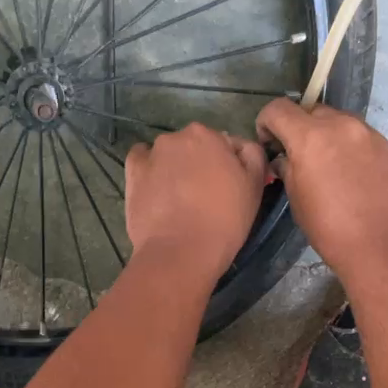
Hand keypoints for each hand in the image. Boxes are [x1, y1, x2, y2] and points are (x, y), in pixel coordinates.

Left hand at [124, 123, 269, 274]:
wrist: (181, 251)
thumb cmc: (225, 220)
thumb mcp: (254, 186)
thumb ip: (253, 157)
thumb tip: (242, 148)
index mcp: (208, 135)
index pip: (224, 145)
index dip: (229, 168)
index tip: (229, 190)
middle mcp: (176, 137)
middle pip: (194, 148)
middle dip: (200, 165)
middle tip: (205, 197)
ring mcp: (151, 154)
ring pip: (168, 155)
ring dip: (174, 168)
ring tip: (178, 200)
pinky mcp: (132, 174)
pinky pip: (142, 162)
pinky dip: (149, 170)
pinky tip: (156, 189)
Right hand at [254, 100, 387, 274]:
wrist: (382, 245)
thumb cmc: (330, 229)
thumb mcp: (297, 201)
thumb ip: (288, 170)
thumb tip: (286, 160)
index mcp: (311, 137)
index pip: (278, 109)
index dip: (267, 123)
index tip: (270, 145)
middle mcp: (341, 125)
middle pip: (312, 112)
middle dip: (300, 129)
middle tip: (300, 159)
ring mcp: (368, 134)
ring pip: (339, 122)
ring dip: (327, 136)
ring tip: (329, 168)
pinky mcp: (387, 148)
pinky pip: (360, 138)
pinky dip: (349, 148)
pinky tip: (352, 177)